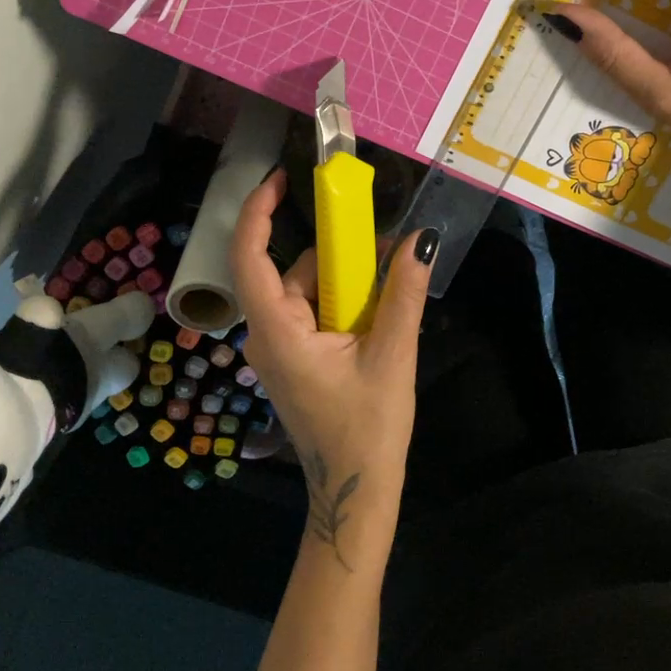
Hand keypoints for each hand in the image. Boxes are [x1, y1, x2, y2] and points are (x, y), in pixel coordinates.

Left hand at [230, 170, 435, 562]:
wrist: (354, 492)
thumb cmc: (369, 429)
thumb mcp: (393, 356)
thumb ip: (404, 294)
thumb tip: (421, 239)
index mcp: (278, 332)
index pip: (250, 259)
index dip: (258, 212)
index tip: (282, 179)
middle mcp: (267, 336)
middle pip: (287, 272)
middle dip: (331, 250)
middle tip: (377, 233)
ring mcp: (278, 350)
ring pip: (303, 292)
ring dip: (343, 278)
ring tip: (391, 274)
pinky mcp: (294, 360)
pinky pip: (311, 313)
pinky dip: (341, 301)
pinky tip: (377, 306)